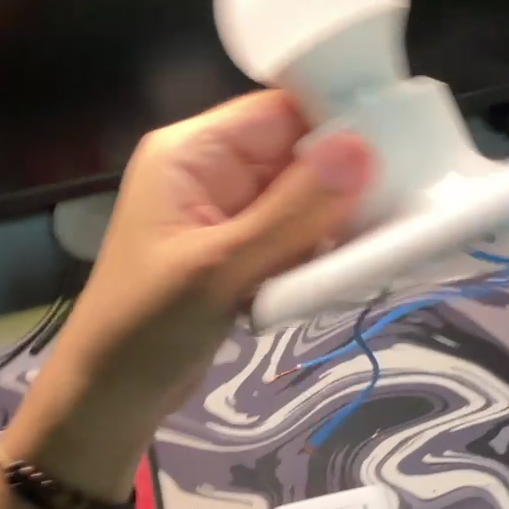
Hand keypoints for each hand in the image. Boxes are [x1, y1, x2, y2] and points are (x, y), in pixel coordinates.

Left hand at [0, 92, 372, 493]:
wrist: (109, 397)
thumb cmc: (145, 329)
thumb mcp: (219, 268)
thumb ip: (292, 212)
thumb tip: (362, 148)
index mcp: (192, 153)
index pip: (279, 111)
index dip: (337, 123)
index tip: (399, 149)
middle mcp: (212, 172)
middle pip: (297, 155)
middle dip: (341, 185)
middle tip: (396, 211)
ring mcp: (226, 215)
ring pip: (302, 200)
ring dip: (333, 226)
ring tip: (367, 253)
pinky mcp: (239, 253)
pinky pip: (292, 238)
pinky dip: (316, 255)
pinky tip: (337, 277)